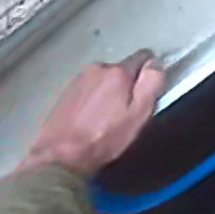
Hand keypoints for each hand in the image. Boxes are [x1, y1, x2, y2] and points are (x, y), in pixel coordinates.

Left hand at [18, 51, 165, 178]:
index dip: (149, 71)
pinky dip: (92, 98)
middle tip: (124, 111)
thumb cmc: (104, 138)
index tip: (146, 91)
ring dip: (108, 90)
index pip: (144, 55)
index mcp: (118, 71)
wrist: (58, 158)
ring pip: (104, 78)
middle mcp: (98, 67)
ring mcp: (78, 79)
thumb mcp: (139, 114)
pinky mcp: (64, 91)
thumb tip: (155, 63)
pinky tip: (88, 118)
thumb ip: (152, 83)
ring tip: (104, 117)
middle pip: (122, 69)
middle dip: (127, 84)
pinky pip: (88, 87)